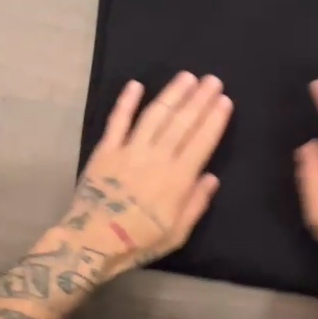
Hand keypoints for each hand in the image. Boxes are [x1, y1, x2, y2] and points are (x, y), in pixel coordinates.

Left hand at [61, 72, 230, 276]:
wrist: (92, 241)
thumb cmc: (139, 241)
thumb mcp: (177, 233)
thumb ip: (196, 203)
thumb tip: (212, 177)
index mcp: (178, 179)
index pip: (202, 141)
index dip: (214, 119)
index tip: (224, 100)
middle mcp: (157, 157)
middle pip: (182, 122)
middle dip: (199, 99)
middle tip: (212, 80)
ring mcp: (130, 150)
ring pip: (155, 115)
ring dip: (172, 94)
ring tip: (186, 77)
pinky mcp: (106, 149)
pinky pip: (118, 120)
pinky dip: (126, 101)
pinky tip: (135, 85)